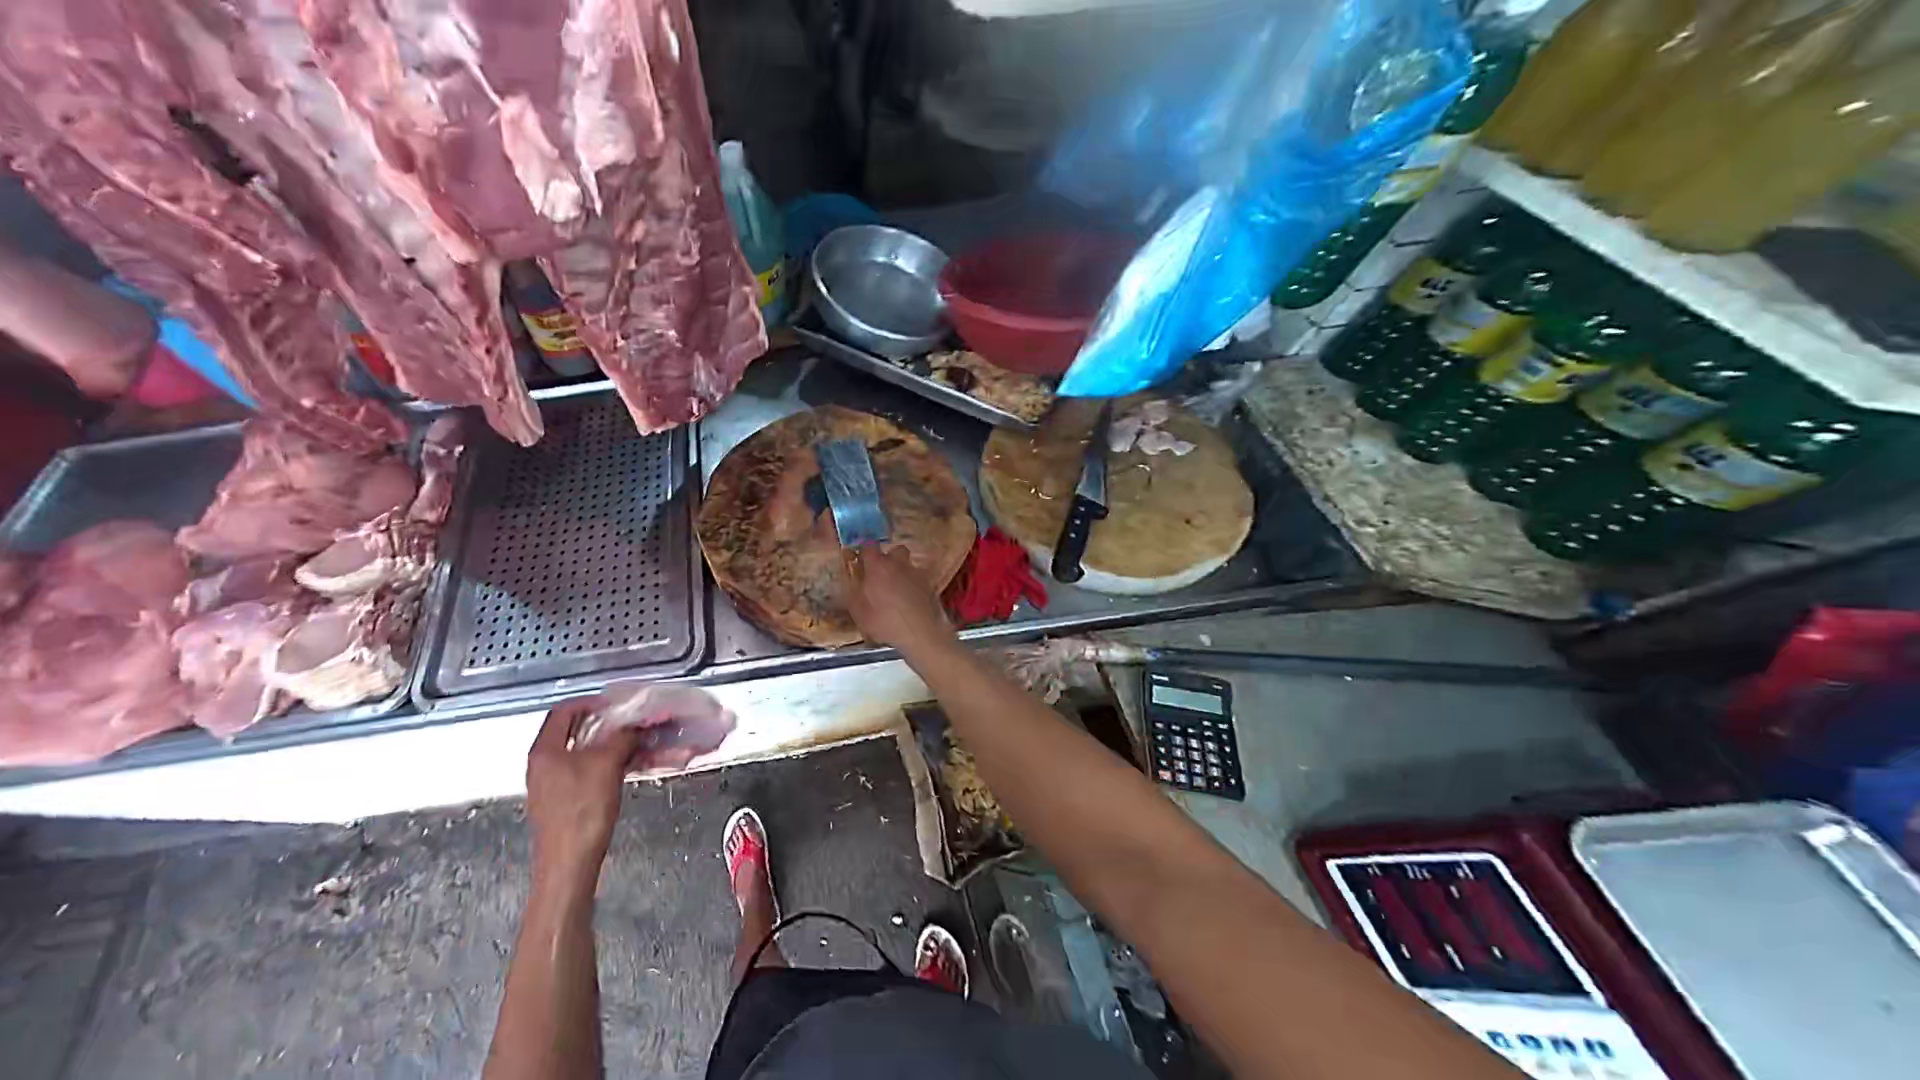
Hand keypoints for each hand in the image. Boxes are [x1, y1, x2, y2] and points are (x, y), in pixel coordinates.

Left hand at [525, 701, 642, 883]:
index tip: (617, 704)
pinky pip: (591, 771)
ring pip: (588, 753)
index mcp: (545, 751)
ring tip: (643, 743)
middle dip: (610, 725)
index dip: (592, 702)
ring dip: (616, 745)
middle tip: (635, 722)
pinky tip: (634, 766)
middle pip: (577, 731)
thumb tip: (636, 725)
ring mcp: (554, 784)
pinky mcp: (567, 800)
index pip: (564, 711)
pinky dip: (613, 764)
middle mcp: (545, 764)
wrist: (570, 864)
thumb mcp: (608, 764)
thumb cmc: (582, 813)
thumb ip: (622, 737)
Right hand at [842, 543, 954, 653]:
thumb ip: (852, 591)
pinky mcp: (931, 584)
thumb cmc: (885, 621)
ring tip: (896, 588)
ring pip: (908, 564)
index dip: (864, 553)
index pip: (868, 547)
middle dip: (888, 558)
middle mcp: (898, 563)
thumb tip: (850, 581)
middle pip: (894, 550)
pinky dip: (914, 584)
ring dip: (901, 571)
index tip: (861, 562)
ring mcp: (917, 572)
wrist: (922, 633)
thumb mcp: (858, 611)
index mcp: (878, 566)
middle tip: (881, 574)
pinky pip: (918, 578)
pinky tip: (910, 598)